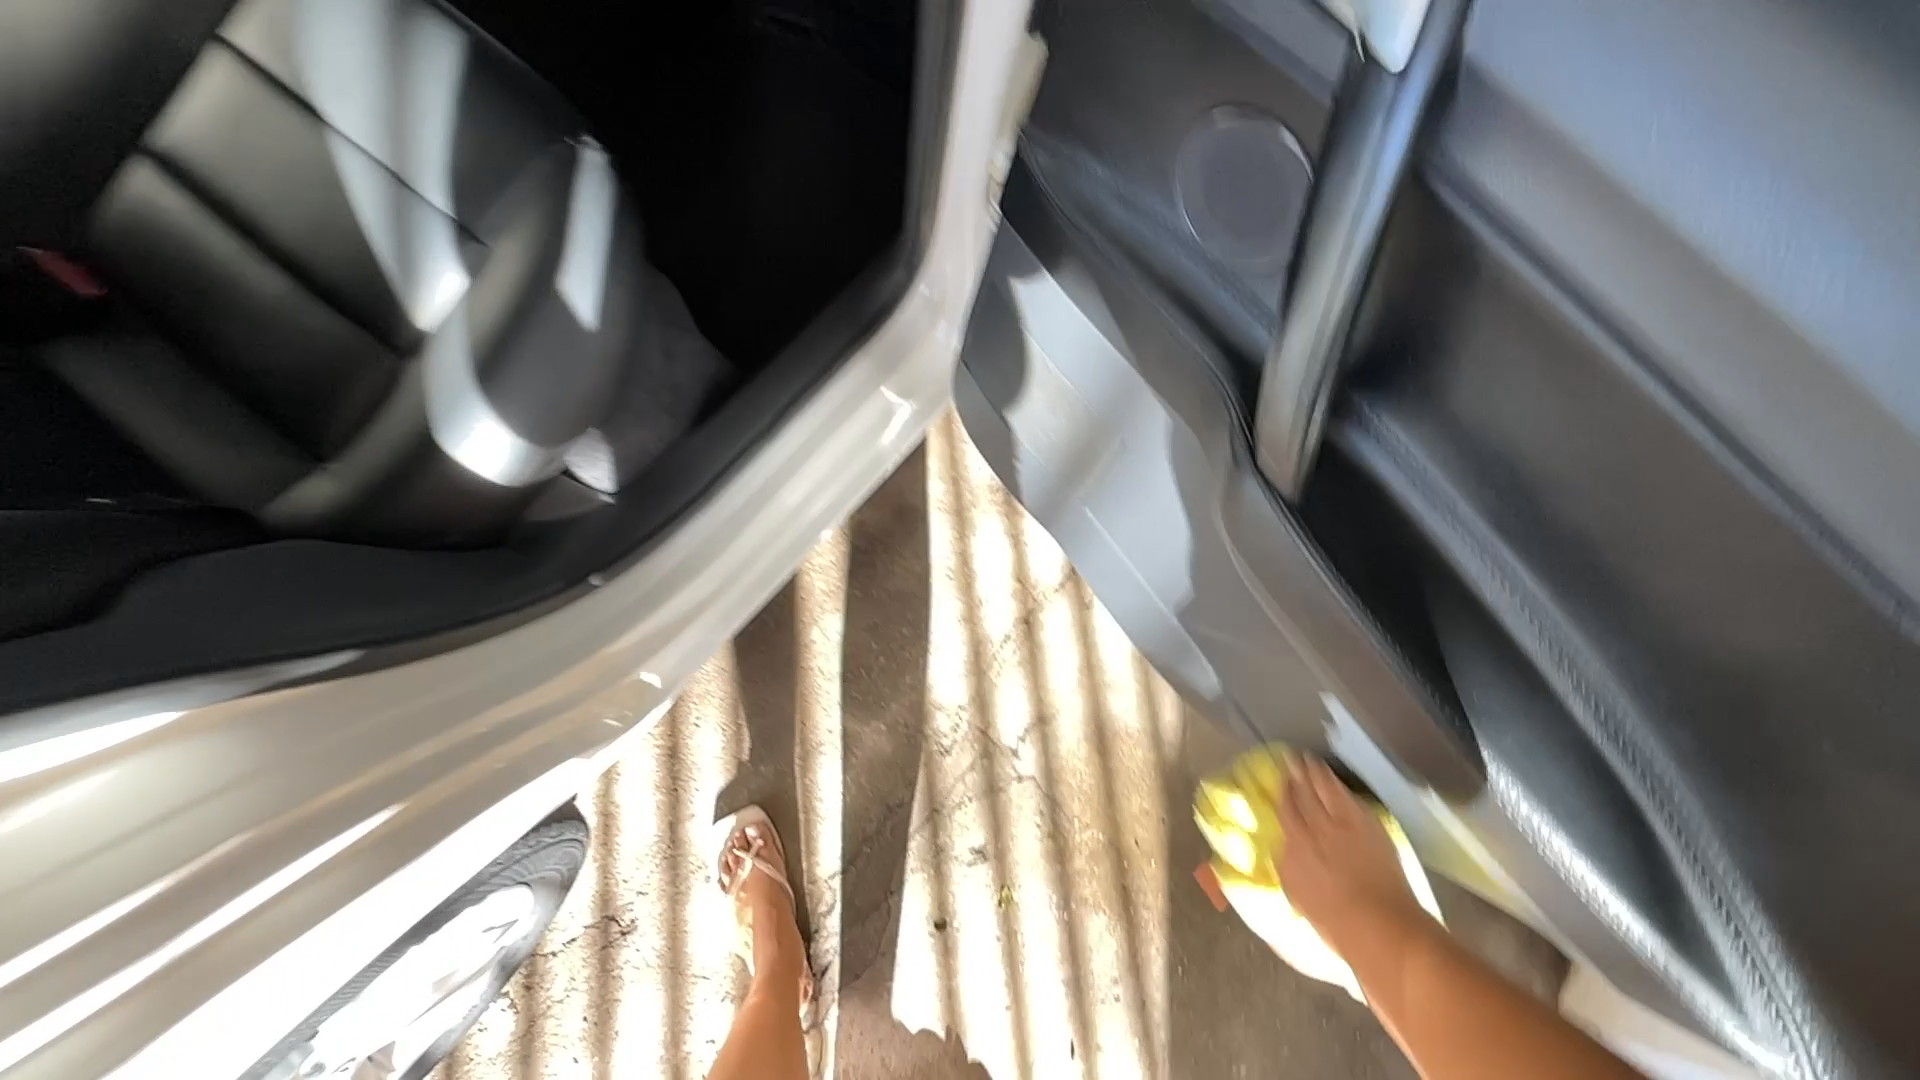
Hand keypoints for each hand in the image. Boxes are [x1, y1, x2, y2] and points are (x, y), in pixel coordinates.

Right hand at [1276, 755, 1430, 955]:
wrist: (1380, 927)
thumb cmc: (1335, 921)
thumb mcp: (1297, 893)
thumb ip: (1288, 864)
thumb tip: (1284, 846)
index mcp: (1294, 846)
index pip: (1285, 810)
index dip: (1283, 792)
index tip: (1280, 780)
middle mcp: (1314, 828)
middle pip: (1303, 794)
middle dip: (1297, 775)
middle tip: (1291, 759)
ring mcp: (1343, 823)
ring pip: (1325, 789)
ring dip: (1316, 773)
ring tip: (1310, 760)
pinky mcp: (1368, 825)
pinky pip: (1348, 797)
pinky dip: (1338, 785)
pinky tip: (1336, 780)